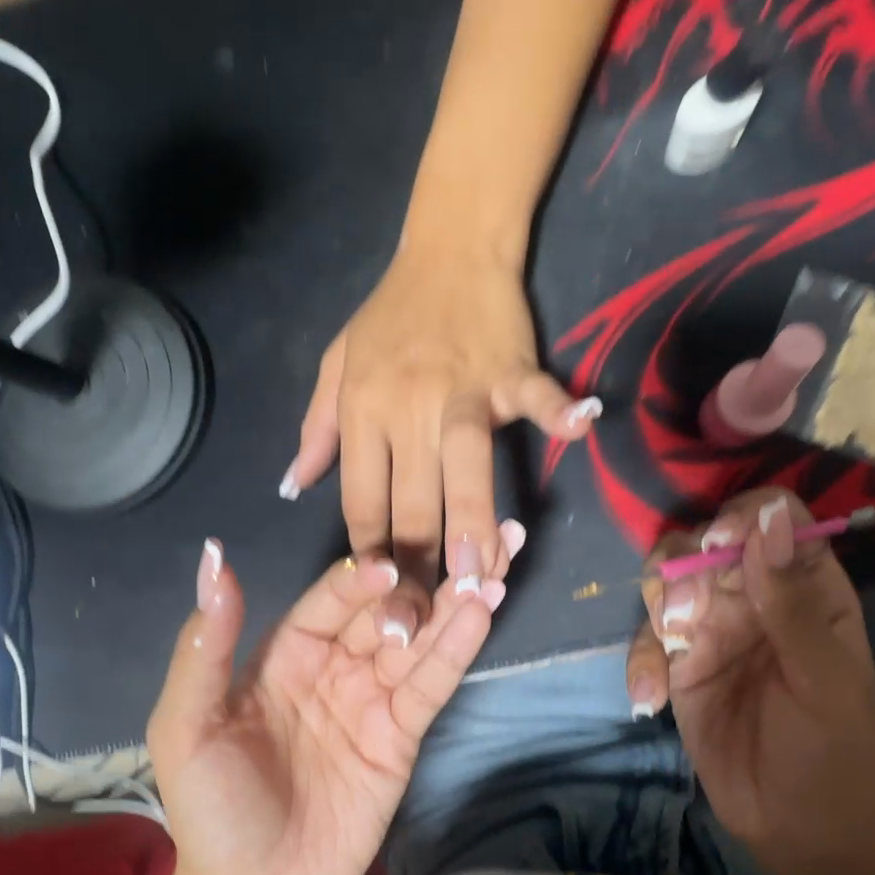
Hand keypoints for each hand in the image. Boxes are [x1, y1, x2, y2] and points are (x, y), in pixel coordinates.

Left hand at [148, 540, 496, 874]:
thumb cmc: (213, 808)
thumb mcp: (186, 726)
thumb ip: (204, 646)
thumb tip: (215, 557)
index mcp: (284, 654)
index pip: (327, 603)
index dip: (355, 583)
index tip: (385, 568)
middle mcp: (333, 665)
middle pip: (379, 614)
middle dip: (413, 589)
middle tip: (455, 560)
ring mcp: (371, 699)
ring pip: (415, 643)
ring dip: (450, 608)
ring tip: (487, 572)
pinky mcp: (401, 735)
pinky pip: (429, 686)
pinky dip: (456, 650)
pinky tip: (481, 614)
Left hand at [282, 248, 599, 583]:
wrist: (447, 249)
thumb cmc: (391, 315)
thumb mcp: (337, 365)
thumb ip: (317, 427)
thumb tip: (294, 484)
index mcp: (362, 411)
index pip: (360, 498)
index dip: (368, 554)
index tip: (377, 605)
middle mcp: (404, 408)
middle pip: (410, 498)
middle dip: (415, 565)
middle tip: (422, 625)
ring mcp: (459, 389)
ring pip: (463, 463)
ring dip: (469, 519)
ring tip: (476, 578)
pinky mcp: (510, 368)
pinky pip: (532, 394)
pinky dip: (556, 409)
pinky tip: (580, 427)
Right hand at [625, 490, 874, 868]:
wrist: (796, 827)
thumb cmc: (833, 750)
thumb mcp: (825, 677)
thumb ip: (792, 602)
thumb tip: (769, 519)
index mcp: (807, 588)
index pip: (777, 519)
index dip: (747, 516)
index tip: (724, 543)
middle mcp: (754, 595)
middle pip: (708, 537)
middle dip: (689, 560)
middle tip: (687, 607)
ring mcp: (712, 626)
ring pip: (668, 575)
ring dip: (661, 599)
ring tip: (676, 646)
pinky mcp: (677, 661)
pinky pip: (645, 637)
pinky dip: (639, 660)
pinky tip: (650, 699)